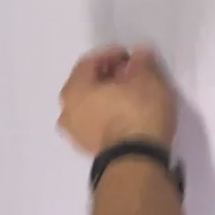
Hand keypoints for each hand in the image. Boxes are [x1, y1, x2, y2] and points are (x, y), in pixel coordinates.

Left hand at [58, 45, 178, 154]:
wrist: (138, 159)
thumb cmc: (138, 112)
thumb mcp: (147, 79)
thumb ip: (141, 62)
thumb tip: (138, 55)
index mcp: (74, 89)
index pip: (89, 63)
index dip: (111, 54)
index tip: (130, 55)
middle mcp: (67, 111)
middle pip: (87, 85)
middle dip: (108, 76)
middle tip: (131, 74)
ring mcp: (76, 134)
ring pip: (90, 106)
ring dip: (107, 97)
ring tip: (131, 95)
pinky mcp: (89, 150)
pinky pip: (97, 123)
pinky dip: (109, 115)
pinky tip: (128, 114)